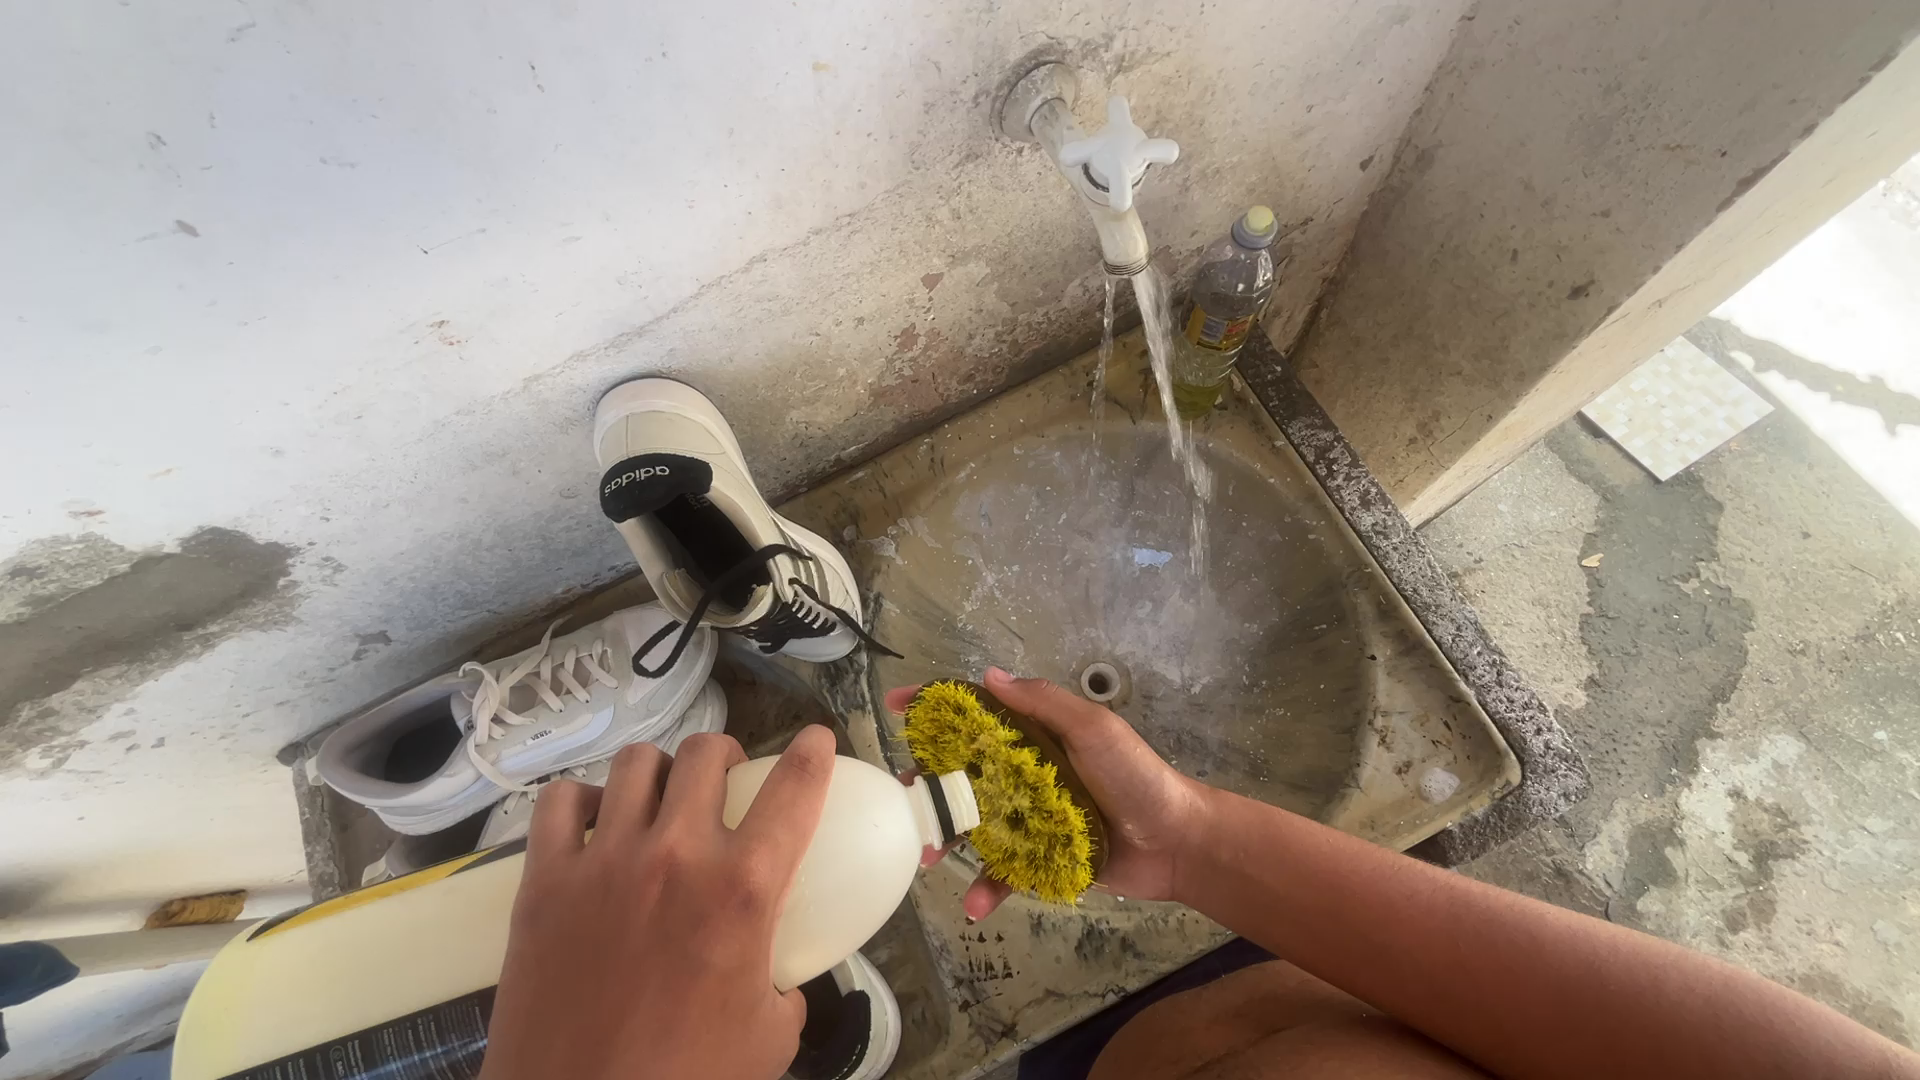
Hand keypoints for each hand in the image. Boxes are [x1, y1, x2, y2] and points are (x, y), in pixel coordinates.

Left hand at [479, 726, 836, 1079]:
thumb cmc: (688, 1079)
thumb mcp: (771, 1034)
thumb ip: (786, 985)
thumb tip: (780, 973)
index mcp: (743, 887)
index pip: (794, 787)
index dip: (812, 751)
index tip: (815, 740)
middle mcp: (678, 854)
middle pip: (706, 753)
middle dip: (724, 756)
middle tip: (723, 784)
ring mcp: (605, 861)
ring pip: (637, 763)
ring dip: (659, 772)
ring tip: (659, 801)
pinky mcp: (544, 883)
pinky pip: (560, 802)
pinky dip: (581, 802)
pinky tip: (593, 826)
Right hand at [886, 666, 1209, 919]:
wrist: (1176, 841)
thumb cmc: (1135, 776)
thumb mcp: (1094, 728)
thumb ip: (1044, 702)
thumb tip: (989, 675)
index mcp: (1033, 736)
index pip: (977, 714)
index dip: (936, 708)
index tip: (897, 706)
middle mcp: (1024, 773)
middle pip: (963, 772)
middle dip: (930, 784)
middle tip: (906, 801)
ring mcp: (1029, 818)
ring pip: (974, 824)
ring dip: (946, 839)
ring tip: (929, 857)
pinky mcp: (1040, 859)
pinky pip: (1004, 871)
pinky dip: (988, 888)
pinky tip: (977, 904)